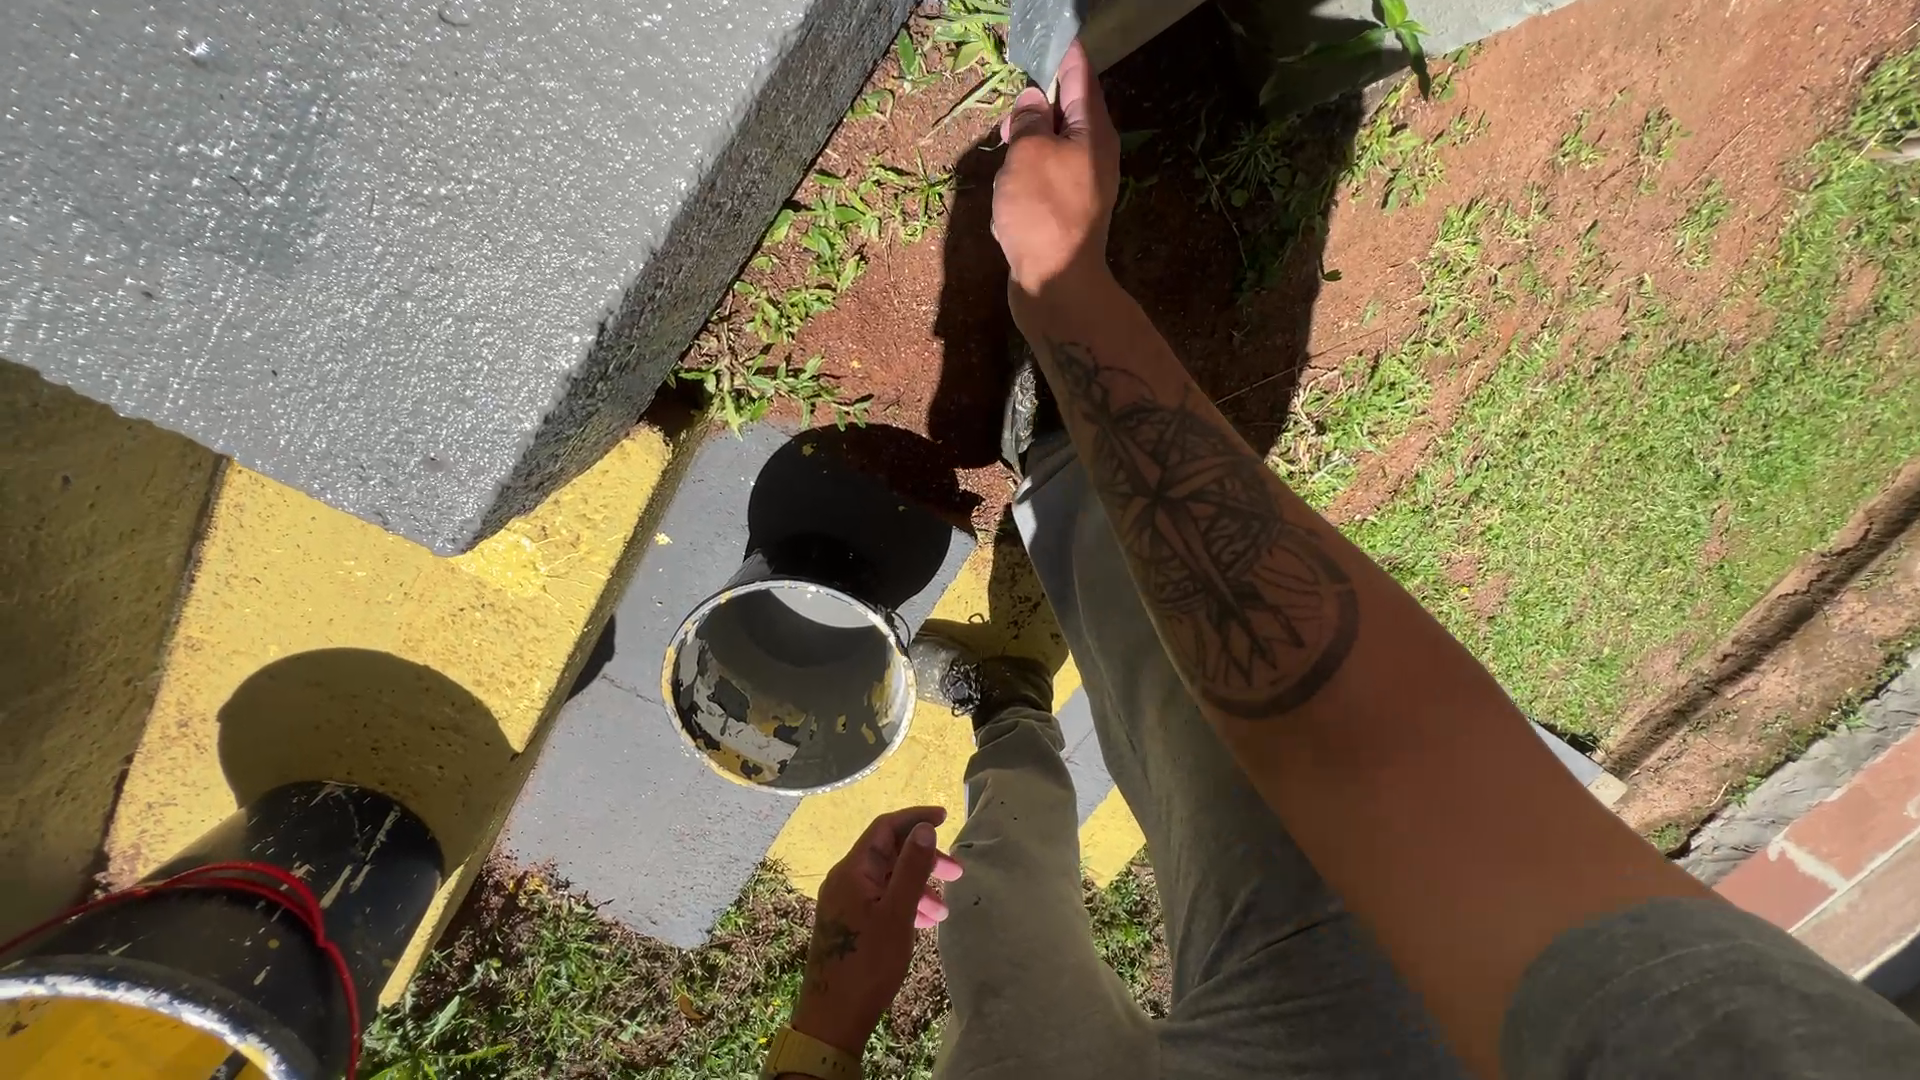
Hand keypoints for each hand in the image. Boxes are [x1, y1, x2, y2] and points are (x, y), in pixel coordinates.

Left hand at [788, 806, 963, 1054]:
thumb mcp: (897, 913)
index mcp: (852, 870)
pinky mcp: (850, 923)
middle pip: (889, 853)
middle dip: (924, 858)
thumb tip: (925, 828)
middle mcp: (845, 879)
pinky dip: (906, 904)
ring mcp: (846, 902)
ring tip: (945, 910)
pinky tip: (926, 922)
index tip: (945, 818)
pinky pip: (882, 900)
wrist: (833, 1020)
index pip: (885, 827)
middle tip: (957, 871)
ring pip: (888, 879)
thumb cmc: (867, 963)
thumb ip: (912, 867)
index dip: (915, 819)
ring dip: (919, 886)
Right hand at [992, 40, 1120, 329]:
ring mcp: (1081, 193)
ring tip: (1006, 160)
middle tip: (1008, 117)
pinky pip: (1043, 188)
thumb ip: (1029, 120)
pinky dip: (1025, 186)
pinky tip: (1009, 202)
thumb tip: (1031, 100)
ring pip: (1051, 154)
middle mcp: (1094, 159)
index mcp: (1094, 133)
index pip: (1080, 76)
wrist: (1056, 287)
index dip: (1061, 54)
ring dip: (1027, 152)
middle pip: (1067, 117)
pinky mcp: (1065, 221)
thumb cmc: (1042, 213)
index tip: (1046, 40)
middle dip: (1037, 109)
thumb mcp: (1028, 154)